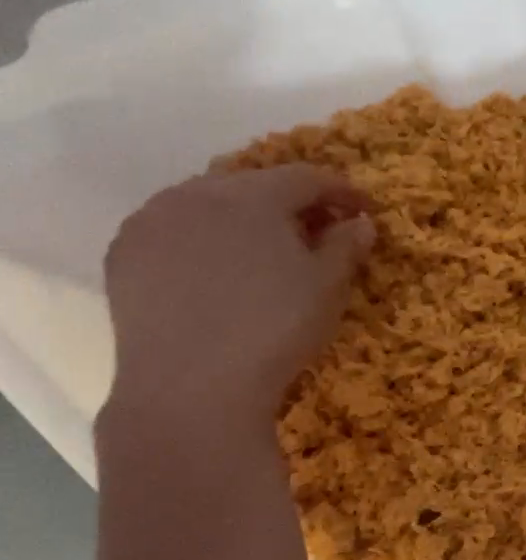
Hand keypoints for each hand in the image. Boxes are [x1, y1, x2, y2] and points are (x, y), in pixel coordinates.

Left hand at [101, 165, 375, 429]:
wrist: (193, 383)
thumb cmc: (276, 327)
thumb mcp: (329, 286)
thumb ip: (346, 245)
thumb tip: (358, 222)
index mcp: (249, 196)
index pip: (307, 176)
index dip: (343, 191)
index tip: (366, 212)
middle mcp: (192, 194)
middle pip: (253, 184)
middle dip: (291, 202)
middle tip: (320, 231)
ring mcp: (149, 222)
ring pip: (208, 204)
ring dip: (245, 219)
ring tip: (270, 251)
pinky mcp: (124, 253)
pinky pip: (174, 230)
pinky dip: (207, 240)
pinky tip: (224, 271)